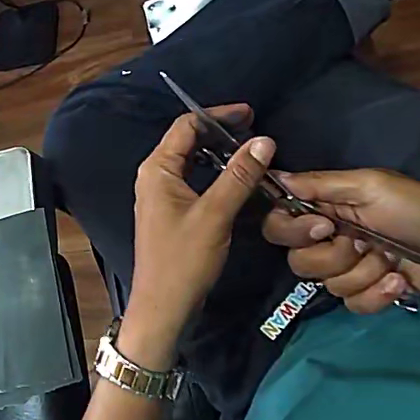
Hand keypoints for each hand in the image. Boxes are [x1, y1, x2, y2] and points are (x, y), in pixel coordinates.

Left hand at [125, 107, 274, 343]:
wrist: (163, 305)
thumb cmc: (183, 258)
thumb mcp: (214, 215)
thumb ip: (238, 176)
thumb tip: (265, 140)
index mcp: (156, 169)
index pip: (185, 126)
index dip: (217, 115)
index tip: (250, 114)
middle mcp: (154, 176)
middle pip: (188, 141)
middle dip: (221, 134)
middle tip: (257, 134)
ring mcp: (161, 194)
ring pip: (192, 162)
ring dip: (220, 156)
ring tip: (253, 155)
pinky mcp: (172, 211)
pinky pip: (194, 181)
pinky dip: (216, 176)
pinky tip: (239, 182)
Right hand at [261, 169, 419, 312]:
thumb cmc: (419, 207)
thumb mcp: (369, 186)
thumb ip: (320, 184)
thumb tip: (275, 176)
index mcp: (322, 210)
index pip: (278, 226)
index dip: (293, 231)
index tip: (325, 227)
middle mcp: (327, 240)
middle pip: (298, 261)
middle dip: (334, 257)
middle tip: (364, 243)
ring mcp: (348, 268)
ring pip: (327, 285)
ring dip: (363, 273)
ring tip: (390, 260)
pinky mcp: (367, 292)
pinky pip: (352, 304)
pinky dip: (377, 294)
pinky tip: (398, 281)